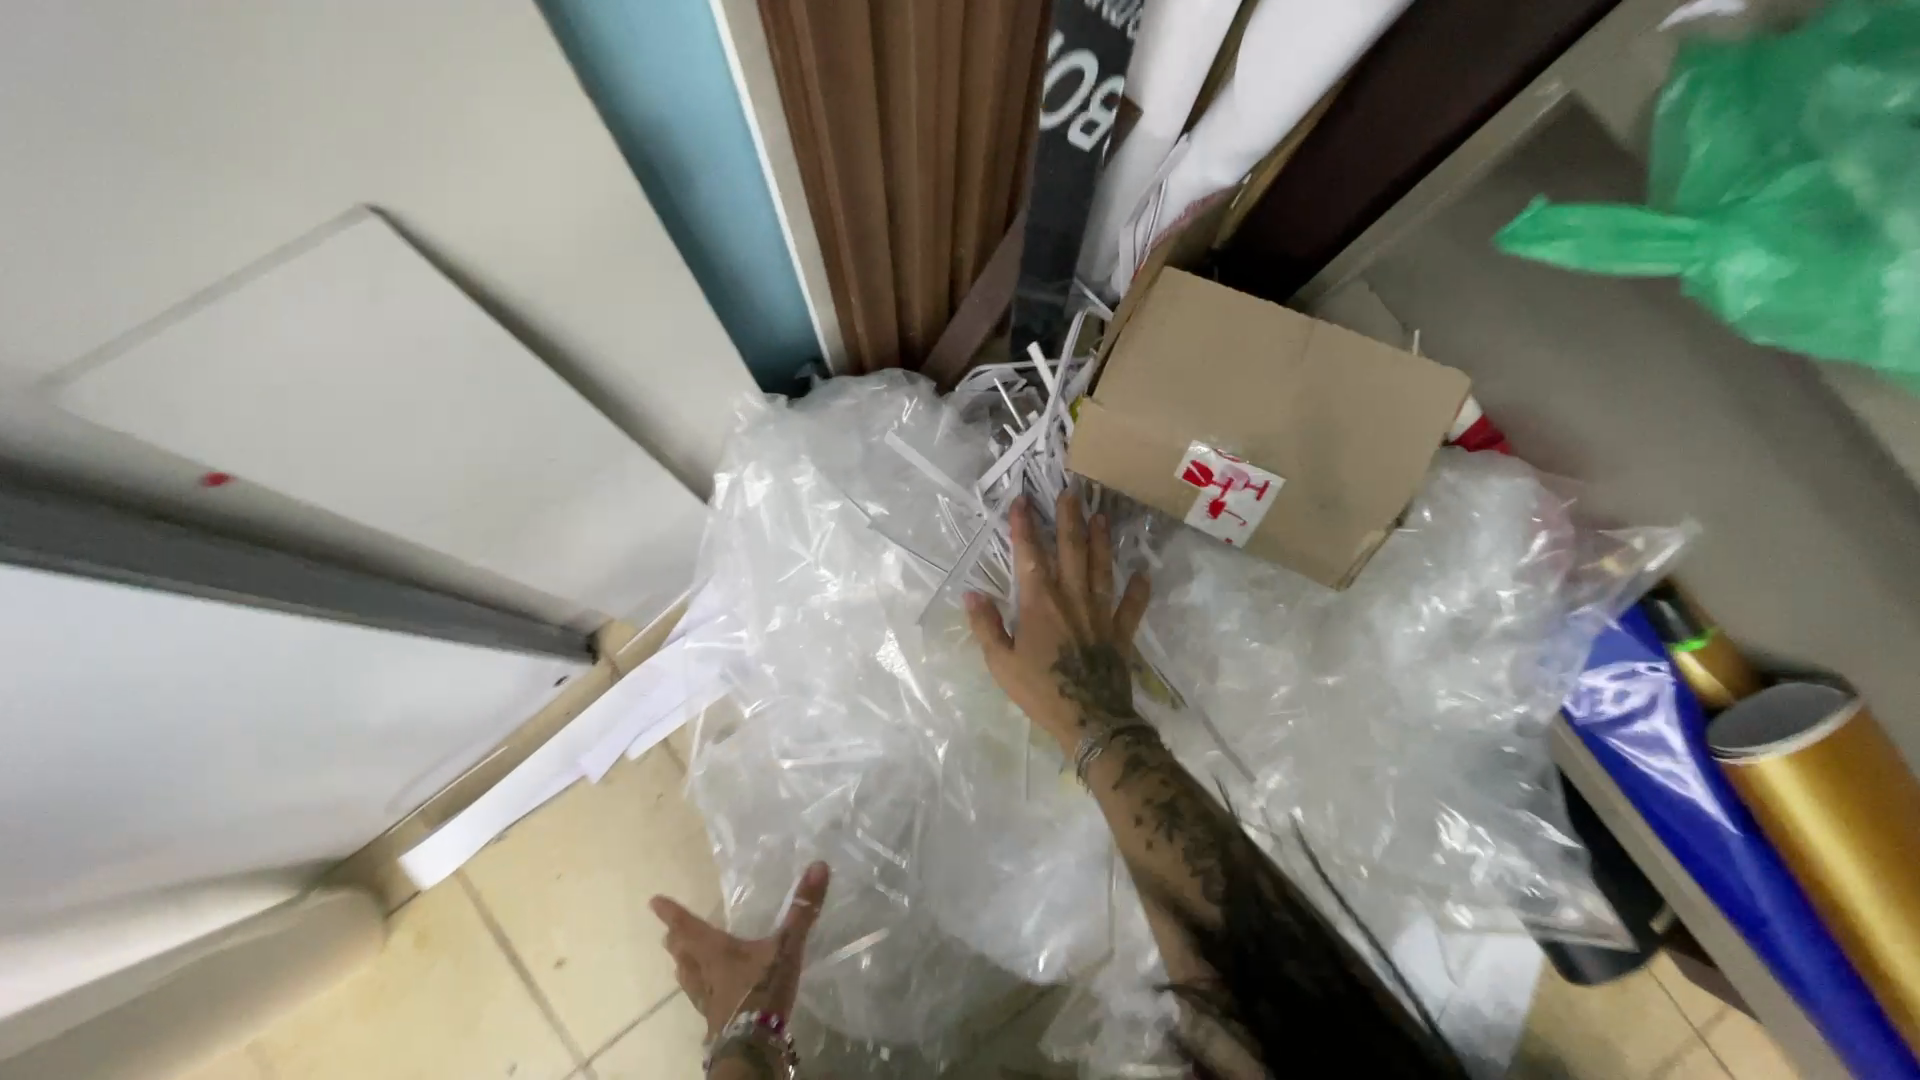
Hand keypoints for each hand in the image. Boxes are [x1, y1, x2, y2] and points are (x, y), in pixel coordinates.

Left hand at [650, 861, 829, 1039]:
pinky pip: (701, 998)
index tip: (654, 901)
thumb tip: (818, 866)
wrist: (753, 1046)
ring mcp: (708, 999)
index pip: (688, 926)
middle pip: (683, 953)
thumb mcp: (787, 946)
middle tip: (668, 931)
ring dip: (683, 965)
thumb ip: (803, 909)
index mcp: (715, 951)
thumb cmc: (763, 990)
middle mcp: (705, 972)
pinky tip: (709, 994)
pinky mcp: (716, 1020)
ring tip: (681, 961)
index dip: (672, 913)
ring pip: (688, 977)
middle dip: (676, 940)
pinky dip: (700, 989)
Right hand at [965, 492, 1150, 750]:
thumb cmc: (1040, 691)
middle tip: (1070, 492)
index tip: (1021, 501)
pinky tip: (1142, 573)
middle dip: (1068, 519)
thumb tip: (971, 593)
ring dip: (1101, 541)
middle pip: (1071, 550)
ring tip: (1102, 516)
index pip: (1029, 557)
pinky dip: (1138, 589)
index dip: (1024, 527)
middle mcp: (1072, 598)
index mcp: (1040, 604)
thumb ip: (986, 626)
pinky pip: (1132, 606)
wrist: (1089, 719)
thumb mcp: (1000, 663)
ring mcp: (1100, 613)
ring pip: (1101, 568)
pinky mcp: (1121, 632)